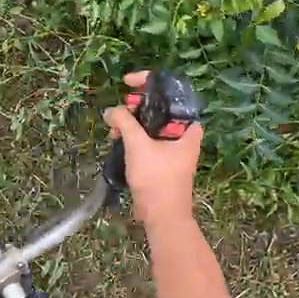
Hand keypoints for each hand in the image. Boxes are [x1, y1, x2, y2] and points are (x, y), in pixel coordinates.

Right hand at [103, 70, 204, 218]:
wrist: (162, 215)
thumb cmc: (156, 178)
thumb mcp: (138, 145)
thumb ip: (124, 122)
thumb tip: (111, 111)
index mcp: (187, 126)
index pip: (171, 93)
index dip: (148, 83)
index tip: (127, 82)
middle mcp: (183, 133)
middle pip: (158, 107)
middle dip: (135, 106)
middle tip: (120, 108)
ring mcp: (173, 147)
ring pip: (150, 124)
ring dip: (131, 122)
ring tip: (114, 128)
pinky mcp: (163, 159)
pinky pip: (147, 138)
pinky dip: (133, 136)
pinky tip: (118, 140)